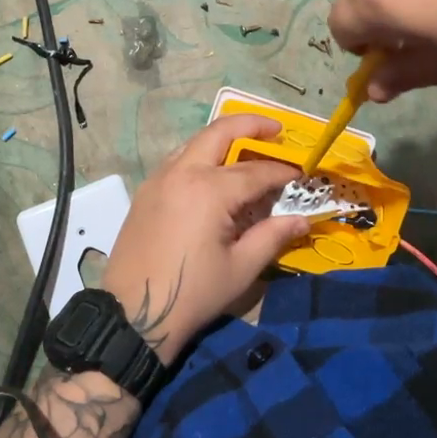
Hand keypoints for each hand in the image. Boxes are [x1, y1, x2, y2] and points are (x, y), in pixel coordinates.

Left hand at [102, 115, 307, 363]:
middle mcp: (182, 173)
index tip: (302, 176)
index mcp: (209, 190)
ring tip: (247, 148)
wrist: (134, 313)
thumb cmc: (193, 292)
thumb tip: (301, 219)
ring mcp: (159, 179)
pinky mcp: (146, 191)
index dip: (283, 173)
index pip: (256, 171)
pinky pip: (178, 159)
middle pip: (219, 133)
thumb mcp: (240, 268)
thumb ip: (272, 236)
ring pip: (195, 142)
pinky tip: (213, 173)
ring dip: (222, 138)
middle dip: (250, 125)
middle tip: (276, 130)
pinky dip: (200, 155)